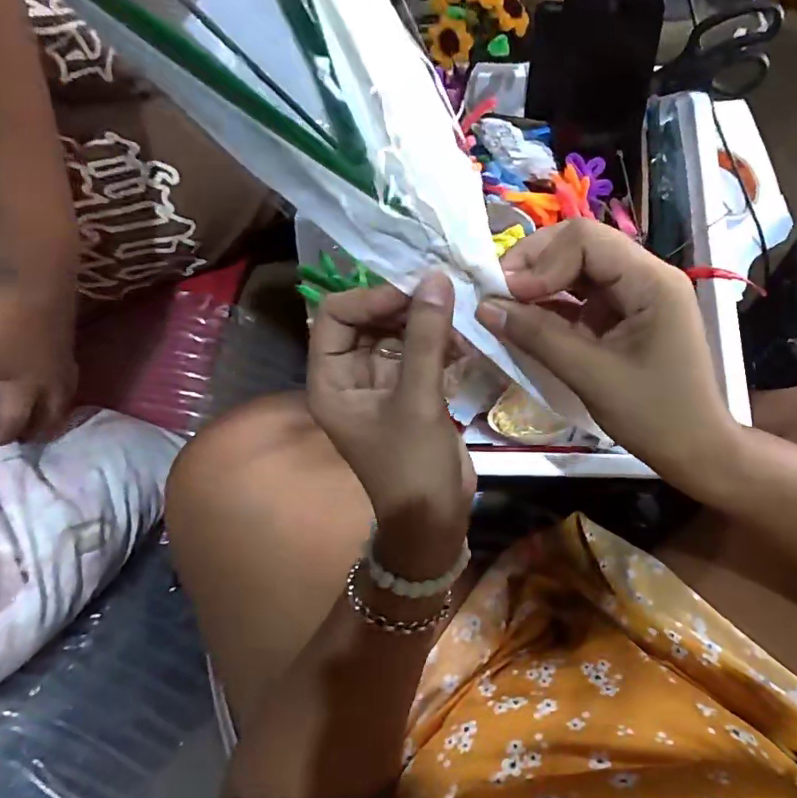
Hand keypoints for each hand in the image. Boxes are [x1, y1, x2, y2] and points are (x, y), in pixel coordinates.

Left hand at [0, 271, 76, 446]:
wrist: (34, 268)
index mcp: (25, 388)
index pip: (8, 426)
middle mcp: (53, 379)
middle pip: (52, 416)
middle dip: (35, 431)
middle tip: (14, 438)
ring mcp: (64, 356)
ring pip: (65, 394)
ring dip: (51, 407)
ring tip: (35, 409)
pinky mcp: (66, 335)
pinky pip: (63, 373)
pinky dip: (52, 383)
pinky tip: (38, 372)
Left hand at [307, 272, 473, 565]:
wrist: (436, 518)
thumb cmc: (413, 464)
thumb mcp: (418, 399)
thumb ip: (425, 338)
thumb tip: (436, 279)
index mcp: (332, 381)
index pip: (335, 316)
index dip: (370, 298)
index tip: (413, 292)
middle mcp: (351, 378)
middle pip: (368, 321)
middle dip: (403, 307)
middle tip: (442, 294)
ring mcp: (382, 385)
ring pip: (397, 335)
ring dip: (426, 324)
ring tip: (459, 319)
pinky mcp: (411, 393)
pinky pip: (420, 354)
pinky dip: (440, 344)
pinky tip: (464, 343)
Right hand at [477, 220, 739, 482]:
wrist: (696, 449)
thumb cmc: (655, 415)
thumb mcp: (592, 376)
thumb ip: (538, 336)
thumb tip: (486, 307)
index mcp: (651, 281)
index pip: (585, 239)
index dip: (540, 260)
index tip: (506, 295)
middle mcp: (647, 276)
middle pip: (581, 246)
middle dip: (536, 266)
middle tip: (498, 295)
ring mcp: (638, 296)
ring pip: (580, 270)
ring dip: (542, 285)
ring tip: (506, 307)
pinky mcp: (628, 317)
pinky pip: (585, 298)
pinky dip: (555, 306)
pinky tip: (528, 321)